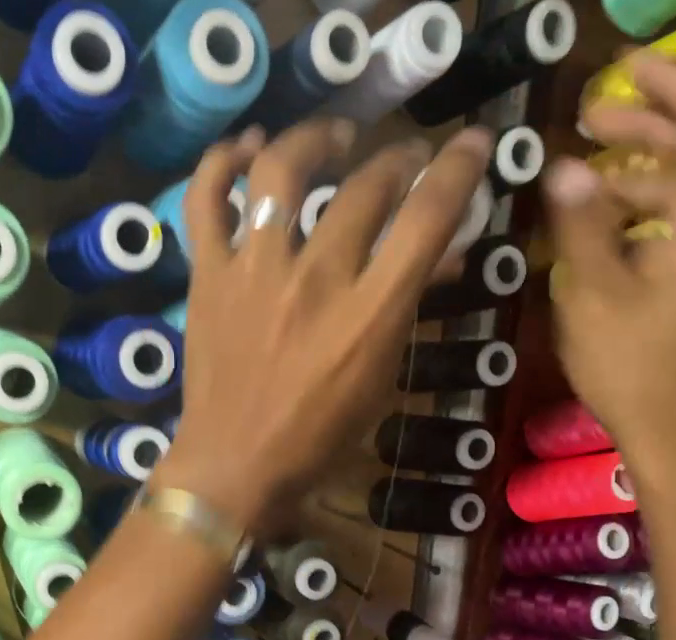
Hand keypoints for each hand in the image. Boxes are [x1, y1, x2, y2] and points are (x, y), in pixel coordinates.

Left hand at [156, 120, 492, 533]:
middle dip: (396, 160)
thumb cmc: (319, 436)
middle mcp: (315, 279)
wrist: (235, 465)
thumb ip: (409, 308)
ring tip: (333, 138)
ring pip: (282, 172)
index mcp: (369, 314)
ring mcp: (255, 272)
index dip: (457, 169)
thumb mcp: (381, 377)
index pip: (426, 218)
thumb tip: (443, 254)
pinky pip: (205, 201)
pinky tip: (247, 148)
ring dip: (314, 140)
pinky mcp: (208, 275)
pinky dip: (222, 163)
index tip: (471, 143)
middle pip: (365, 186)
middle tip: (401, 161)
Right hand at [547, 54, 675, 468]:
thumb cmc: (635, 369)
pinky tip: (604, 213)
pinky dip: (649, 200)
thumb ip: (582, 224)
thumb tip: (564, 165)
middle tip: (592, 111)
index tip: (626, 68)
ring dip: (647, 160)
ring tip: (590, 155)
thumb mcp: (595, 295)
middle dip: (654, 118)